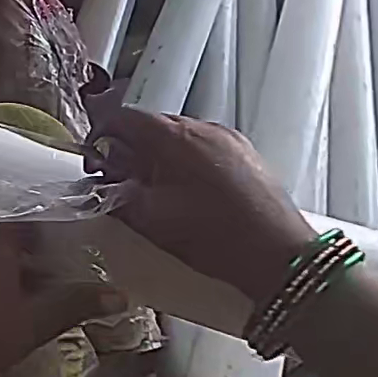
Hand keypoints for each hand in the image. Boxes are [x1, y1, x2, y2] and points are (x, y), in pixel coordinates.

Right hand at [88, 107, 317, 303]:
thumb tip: (101, 183)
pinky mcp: (246, 154)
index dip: (103, 137)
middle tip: (124, 182)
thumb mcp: (148, 219)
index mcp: (173, 136)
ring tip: (158, 191)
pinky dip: (188, 162)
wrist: (279, 258)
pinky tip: (190, 193)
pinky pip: (205, 147)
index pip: (124, 118)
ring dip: (161, 156)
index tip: (98, 162)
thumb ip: (115, 193)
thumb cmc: (212, 237)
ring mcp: (228, 138)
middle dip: (131, 149)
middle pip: (152, 125)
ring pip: (180, 137)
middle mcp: (202, 127)